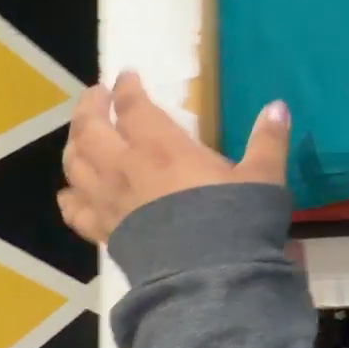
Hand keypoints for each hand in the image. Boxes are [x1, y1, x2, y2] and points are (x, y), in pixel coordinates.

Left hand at [58, 72, 290, 244]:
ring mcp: (108, 200)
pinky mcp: (104, 230)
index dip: (128, 87)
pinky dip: (70, 193)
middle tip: (95, 95)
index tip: (126, 75)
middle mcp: (124, 167)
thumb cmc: (237, 218)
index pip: (134, 107)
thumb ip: (268, 140)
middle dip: (90, 107)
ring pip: (74, 163)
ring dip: (75, 143)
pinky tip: (73, 189)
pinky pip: (74, 208)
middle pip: (90, 129)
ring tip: (82, 135)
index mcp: (162, 148)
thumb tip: (278, 105)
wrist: (209, 272)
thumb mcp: (263, 176)